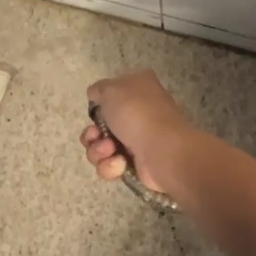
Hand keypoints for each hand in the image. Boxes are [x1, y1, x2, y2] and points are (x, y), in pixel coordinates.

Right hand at [80, 70, 196, 194]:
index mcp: (137, 89)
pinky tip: (120, 163)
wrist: (162, 150)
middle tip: (97, 135)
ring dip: (99, 151)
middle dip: (92, 134)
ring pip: (100, 149)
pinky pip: (110, 166)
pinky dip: (111, 166)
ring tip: (110, 150)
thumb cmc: (137, 114)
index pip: (108, 97)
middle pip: (99, 127)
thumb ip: (98, 90)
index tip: (95, 112)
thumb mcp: (111, 89)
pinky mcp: (135, 164)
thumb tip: (95, 96)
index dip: (98, 107)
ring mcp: (137, 140)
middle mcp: (138, 114)